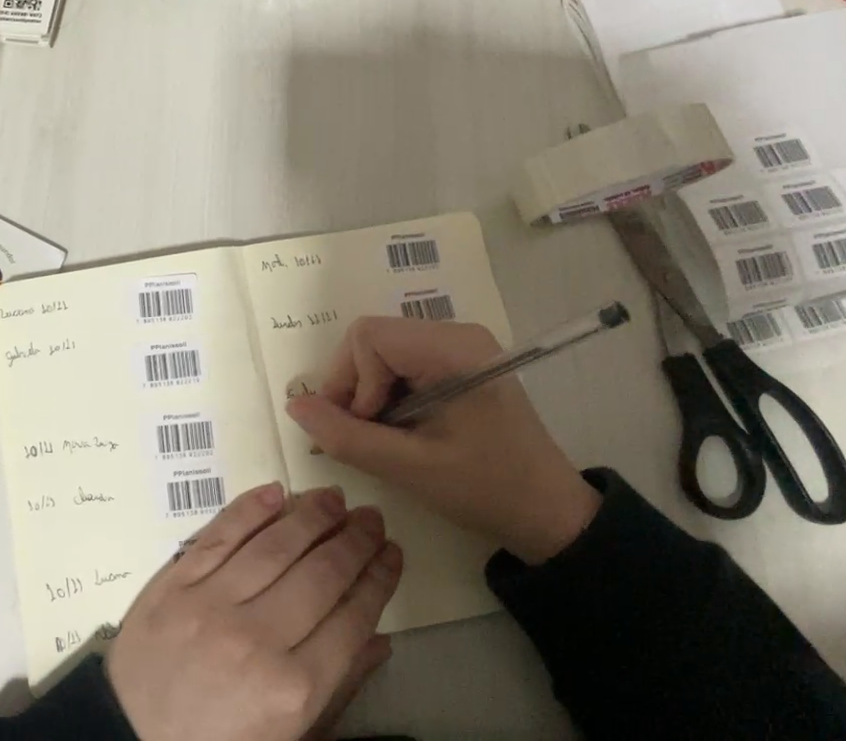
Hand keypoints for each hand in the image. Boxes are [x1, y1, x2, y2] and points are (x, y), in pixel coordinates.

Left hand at [107, 484, 401, 740]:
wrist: (132, 739)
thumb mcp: (289, 736)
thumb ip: (338, 687)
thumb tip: (380, 639)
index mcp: (294, 687)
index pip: (351, 617)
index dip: (378, 578)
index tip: (393, 551)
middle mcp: (258, 638)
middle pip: (320, 574)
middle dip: (354, 541)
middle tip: (372, 517)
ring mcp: (212, 604)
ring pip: (274, 546)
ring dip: (310, 515)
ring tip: (335, 498)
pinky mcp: (175, 583)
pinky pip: (219, 536)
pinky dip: (249, 509)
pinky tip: (276, 493)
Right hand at [285, 317, 600, 565]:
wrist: (549, 512)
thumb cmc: (486, 490)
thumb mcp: (410, 470)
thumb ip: (347, 437)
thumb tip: (295, 407)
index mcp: (453, 349)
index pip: (368, 336)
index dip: (352, 380)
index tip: (368, 427)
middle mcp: (456, 333)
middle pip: (372, 337)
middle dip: (355, 384)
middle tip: (367, 433)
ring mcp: (459, 345)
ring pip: (381, 349)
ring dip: (369, 390)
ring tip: (386, 434)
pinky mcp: (458, 362)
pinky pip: (400, 360)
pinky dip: (386, 391)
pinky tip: (401, 426)